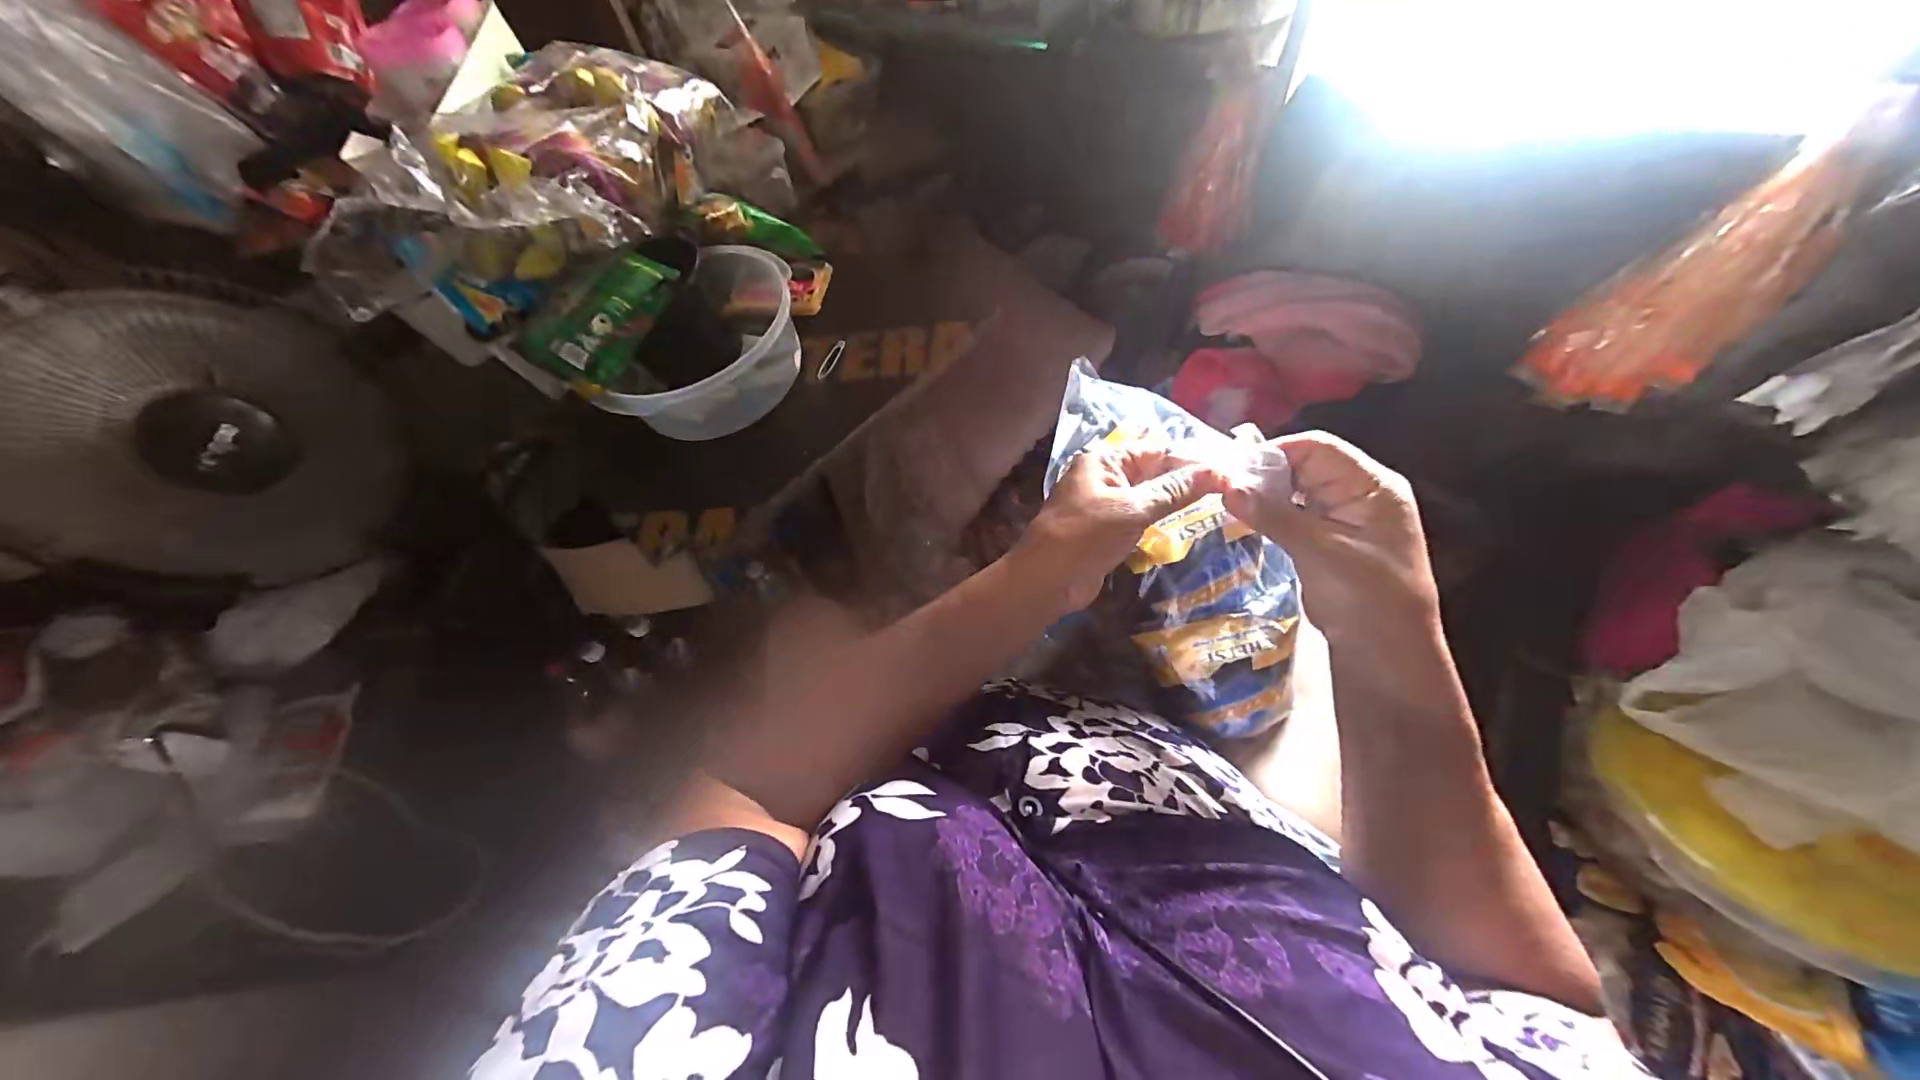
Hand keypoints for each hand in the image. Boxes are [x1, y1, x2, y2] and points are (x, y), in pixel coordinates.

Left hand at [1014, 442, 1221, 610]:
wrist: (1047, 580)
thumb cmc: (1085, 536)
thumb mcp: (1132, 509)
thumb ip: (1173, 490)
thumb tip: (1215, 471)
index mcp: (1104, 461)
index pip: (1156, 450)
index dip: (1191, 458)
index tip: (1228, 469)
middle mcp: (1104, 477)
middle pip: (1153, 472)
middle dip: (1187, 479)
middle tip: (1229, 488)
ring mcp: (1105, 505)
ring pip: (1149, 497)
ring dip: (1176, 502)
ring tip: (1218, 503)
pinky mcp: (1107, 531)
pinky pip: (1140, 519)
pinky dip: (1161, 521)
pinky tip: (1187, 523)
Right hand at [1209, 432, 1440, 649]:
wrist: (1387, 653)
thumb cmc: (1365, 598)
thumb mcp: (1319, 551)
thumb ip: (1273, 516)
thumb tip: (1227, 487)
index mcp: (1373, 486)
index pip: (1318, 448)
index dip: (1274, 452)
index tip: (1231, 468)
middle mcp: (1361, 493)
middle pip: (1307, 465)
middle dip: (1265, 473)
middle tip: (1223, 485)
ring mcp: (1346, 516)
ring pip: (1298, 490)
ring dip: (1266, 494)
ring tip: (1228, 501)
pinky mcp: (1330, 538)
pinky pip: (1297, 513)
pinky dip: (1273, 514)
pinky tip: (1247, 520)